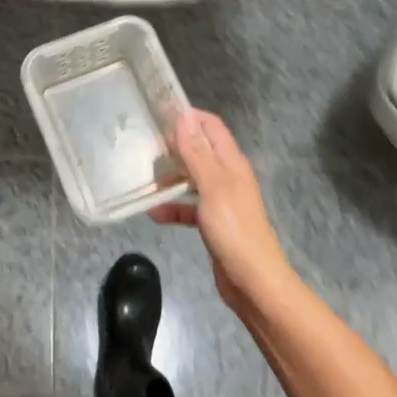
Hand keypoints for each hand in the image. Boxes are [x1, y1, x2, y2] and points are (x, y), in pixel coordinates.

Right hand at [150, 109, 291, 309]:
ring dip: (170, 178)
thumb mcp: (213, 187)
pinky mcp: (213, 223)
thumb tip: (183, 117)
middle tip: (145, 149)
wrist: (253, 282)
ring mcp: (220, 201)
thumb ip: (197, 153)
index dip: (188, 117)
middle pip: (199, 150)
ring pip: (191, 178)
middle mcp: (227, 177)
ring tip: (144, 178)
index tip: (158, 114)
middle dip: (174, 147)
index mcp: (231, 163)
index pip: (211, 127)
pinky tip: (153, 213)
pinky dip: (172, 207)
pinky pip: (188, 207)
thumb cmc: (234, 230)